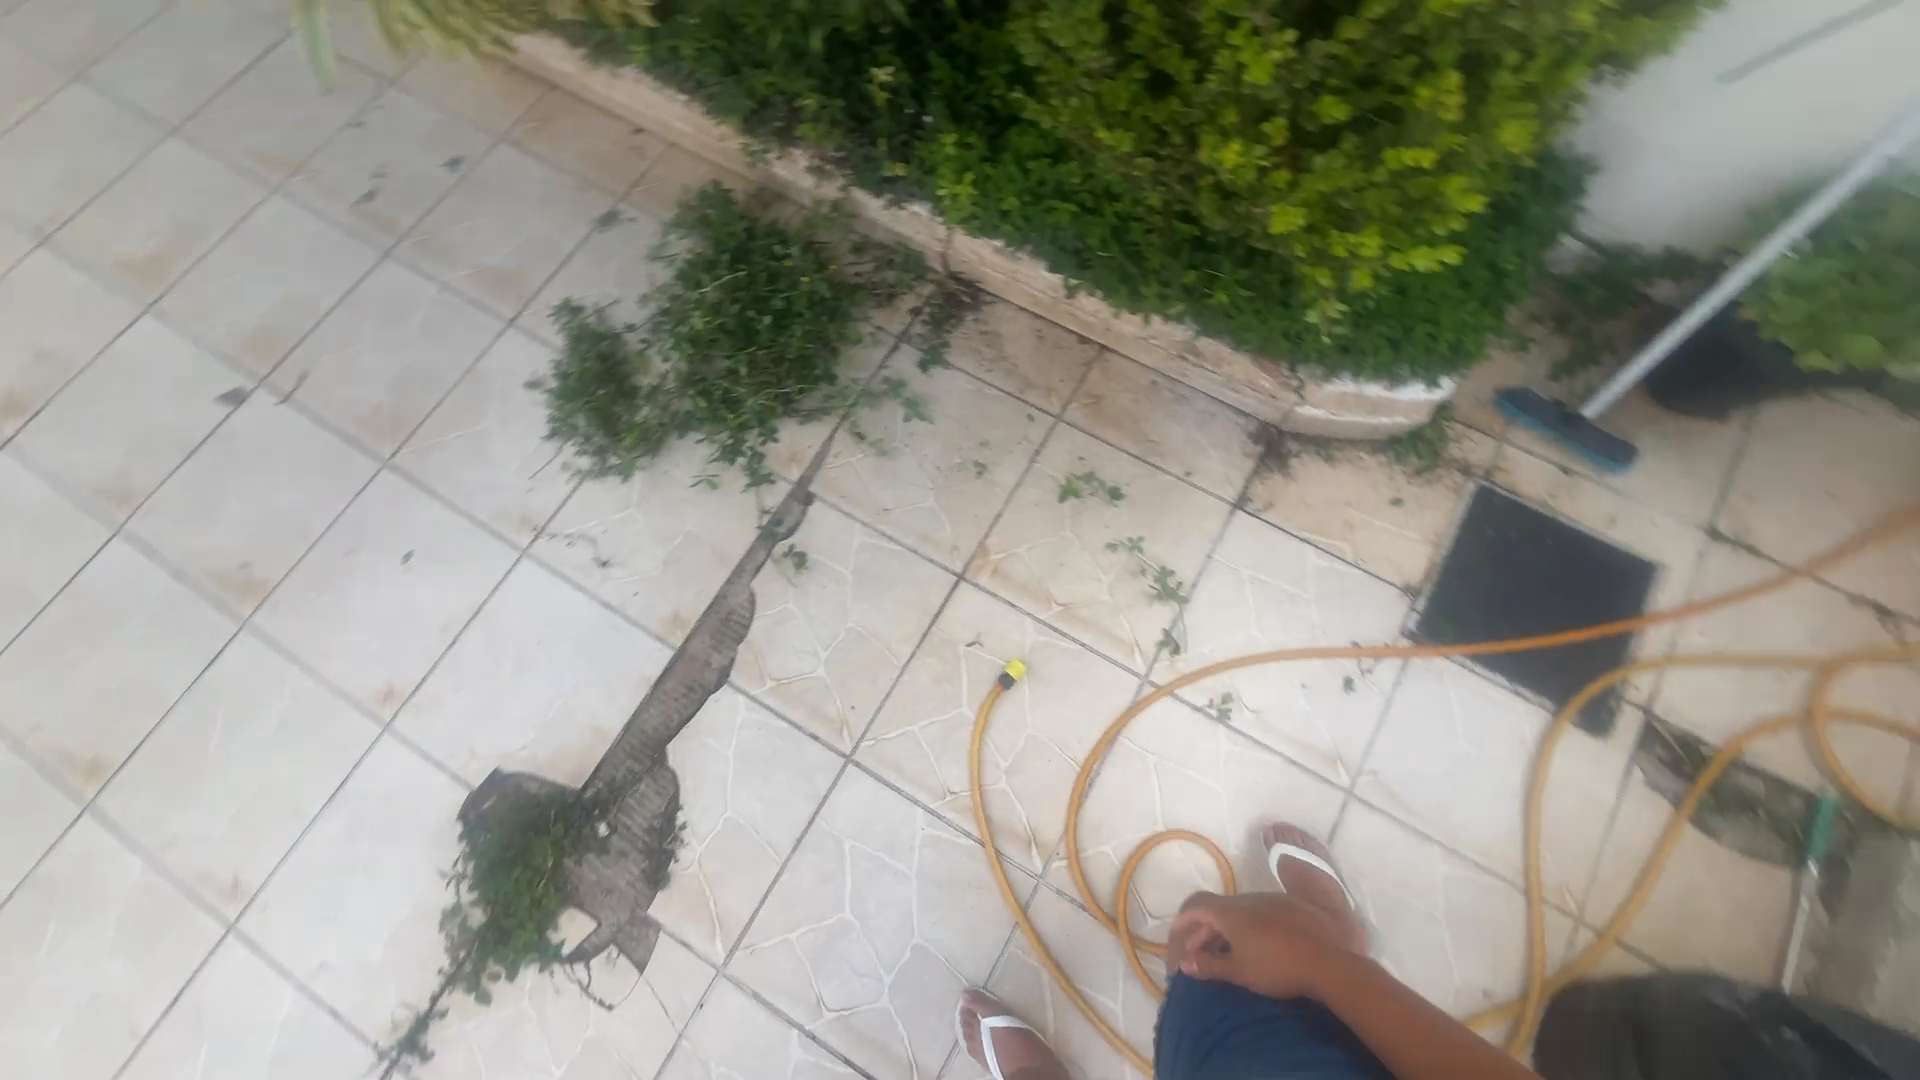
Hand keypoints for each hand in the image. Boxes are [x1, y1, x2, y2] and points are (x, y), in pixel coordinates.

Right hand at [1166, 891, 1354, 999]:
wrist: (1329, 961)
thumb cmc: (1277, 967)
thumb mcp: (1239, 972)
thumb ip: (1209, 966)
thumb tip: (1185, 963)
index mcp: (1228, 912)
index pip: (1195, 906)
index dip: (1183, 921)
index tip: (1178, 939)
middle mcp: (1245, 899)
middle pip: (1216, 909)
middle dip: (1204, 931)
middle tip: (1201, 956)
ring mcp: (1269, 899)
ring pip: (1238, 911)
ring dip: (1226, 929)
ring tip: (1229, 953)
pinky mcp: (1290, 906)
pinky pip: (1259, 912)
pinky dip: (1248, 926)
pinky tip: (1259, 945)